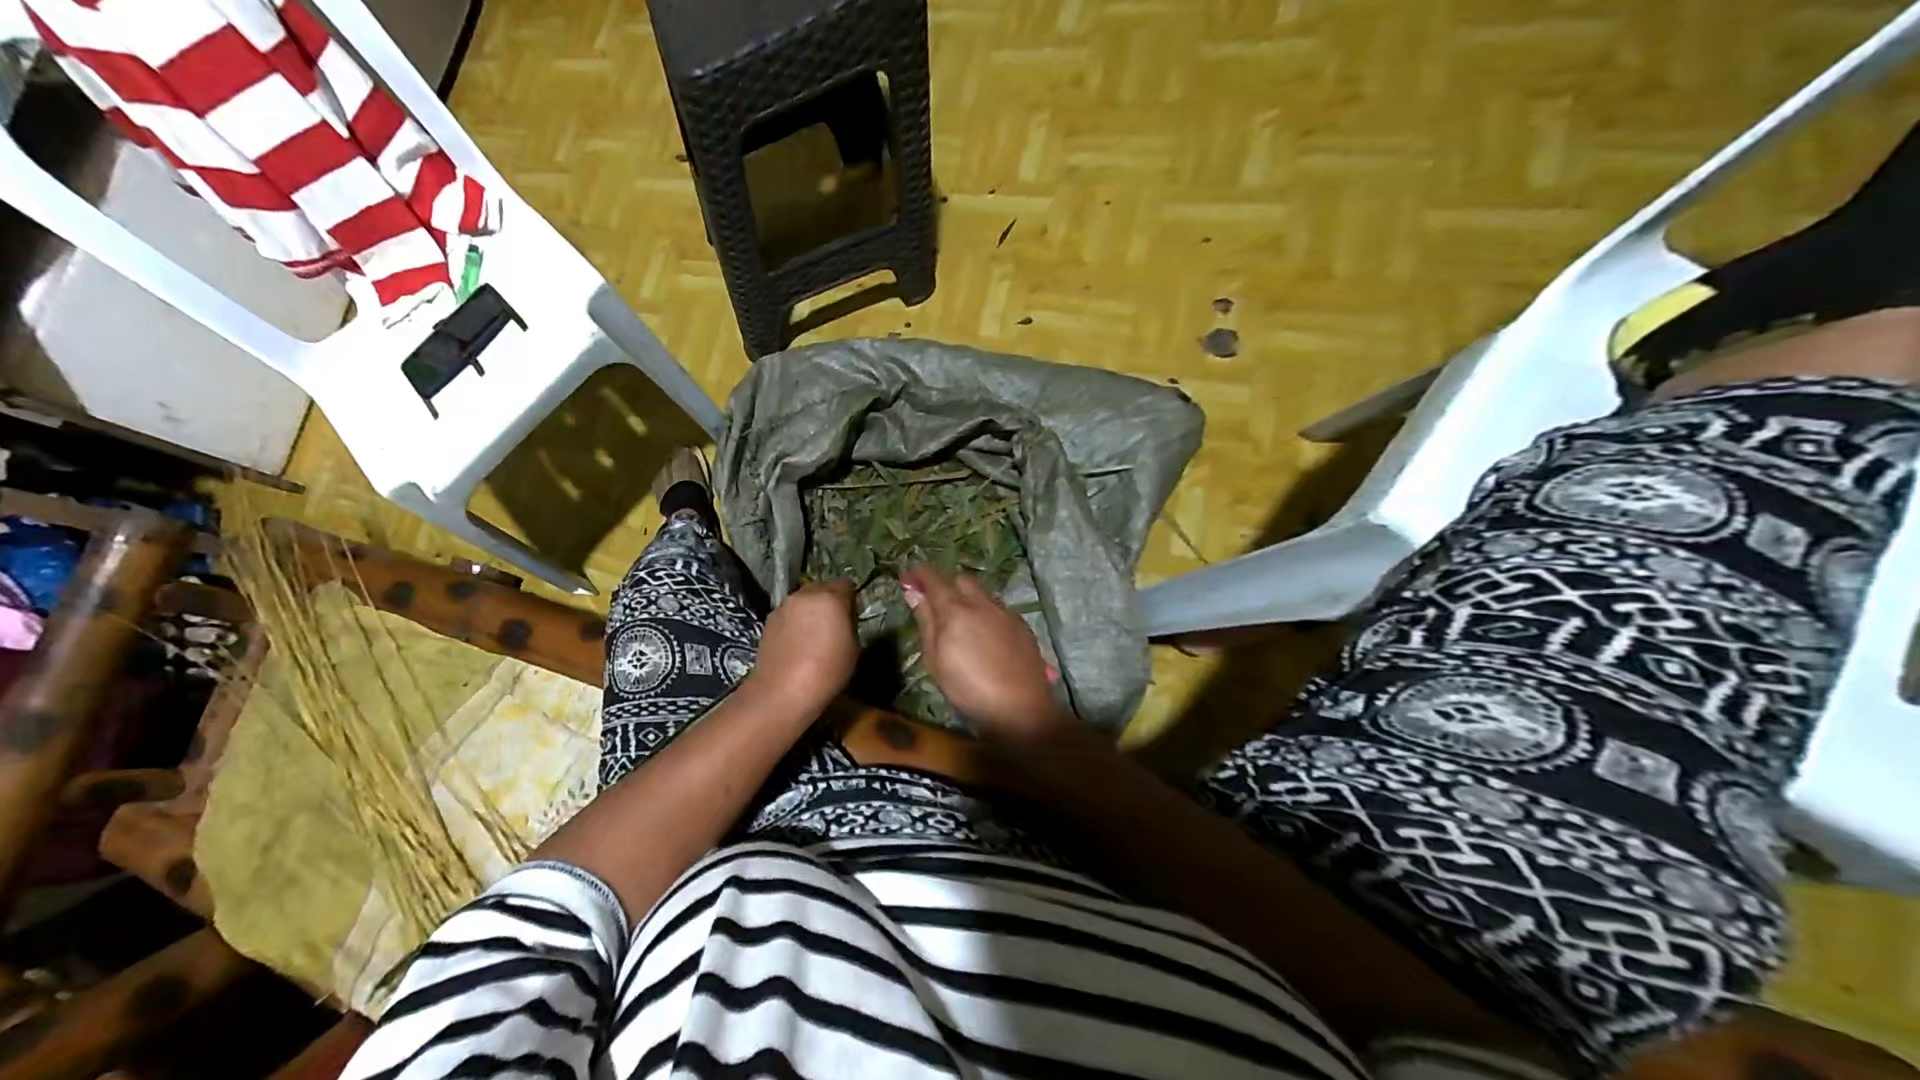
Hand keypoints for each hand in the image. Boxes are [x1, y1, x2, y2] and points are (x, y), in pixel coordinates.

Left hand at [749, 580, 857, 709]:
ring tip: (813, 637)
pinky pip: (789, 614)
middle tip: (834, 627)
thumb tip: (843, 617)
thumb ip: (849, 623)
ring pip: (804, 601)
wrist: (781, 692)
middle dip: (830, 602)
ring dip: (811, 611)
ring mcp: (783, 606)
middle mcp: (804, 595)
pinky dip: (796, 622)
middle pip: (822, 588)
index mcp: (830, 597)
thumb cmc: (827, 671)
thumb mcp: (853, 647)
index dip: (851, 599)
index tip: (851, 618)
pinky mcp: (769, 620)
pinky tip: (797, 644)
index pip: (846, 584)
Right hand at [902, 565, 1072, 744]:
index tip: (908, 578)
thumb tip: (914, 592)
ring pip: (983, 593)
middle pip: (962, 580)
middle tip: (934, 604)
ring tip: (961, 624)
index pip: (934, 578)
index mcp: (956, 609)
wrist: (1020, 709)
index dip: (919, 574)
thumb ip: (926, 621)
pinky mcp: (1022, 626)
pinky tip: (986, 638)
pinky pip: (999, 609)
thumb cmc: (968, 689)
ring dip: (968, 599)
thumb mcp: (935, 659)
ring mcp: (1006, 613)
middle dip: (946, 584)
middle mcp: (983, 603)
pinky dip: (986, 613)